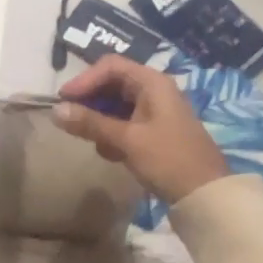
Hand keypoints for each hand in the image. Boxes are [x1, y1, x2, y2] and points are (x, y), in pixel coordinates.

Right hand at [52, 55, 230, 202]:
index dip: (84, 80)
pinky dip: (112, 133)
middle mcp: (154, 90)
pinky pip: (125, 123)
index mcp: (152, 83)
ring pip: (117, 105)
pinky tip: (109, 153)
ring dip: (100, 120)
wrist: (207, 197)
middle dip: (90, 101)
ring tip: (90, 139)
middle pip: (112, 84)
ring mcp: (156, 111)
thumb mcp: (127, 140)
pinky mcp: (155, 132)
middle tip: (70, 119)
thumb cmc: (169, 160)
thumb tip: (55, 110)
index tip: (64, 100)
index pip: (110, 66)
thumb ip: (91, 123)